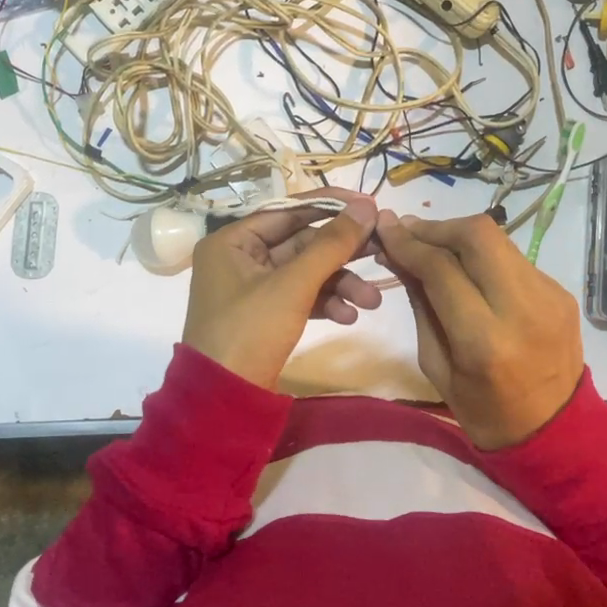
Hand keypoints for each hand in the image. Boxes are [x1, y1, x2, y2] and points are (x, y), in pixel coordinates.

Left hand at [181, 190, 382, 389]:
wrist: (225, 400)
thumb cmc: (250, 331)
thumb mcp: (293, 285)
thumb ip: (331, 244)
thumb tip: (365, 206)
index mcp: (231, 241)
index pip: (288, 211)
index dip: (331, 207)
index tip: (370, 206)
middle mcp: (239, 258)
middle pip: (300, 243)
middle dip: (342, 254)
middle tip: (382, 249)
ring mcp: (252, 289)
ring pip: (305, 273)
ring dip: (340, 283)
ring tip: (373, 300)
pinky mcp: (265, 316)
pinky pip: (300, 297)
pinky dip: (325, 303)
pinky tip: (350, 316)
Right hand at [374, 210, 583, 448]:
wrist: (556, 432)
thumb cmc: (483, 410)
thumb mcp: (436, 365)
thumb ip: (421, 305)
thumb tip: (400, 257)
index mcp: (484, 340)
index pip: (441, 269)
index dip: (408, 242)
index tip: (384, 227)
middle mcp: (521, 309)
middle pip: (477, 236)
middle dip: (437, 227)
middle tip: (409, 232)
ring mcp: (548, 296)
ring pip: (498, 239)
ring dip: (459, 236)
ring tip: (432, 245)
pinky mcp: (561, 292)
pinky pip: (513, 258)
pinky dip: (483, 256)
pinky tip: (466, 269)